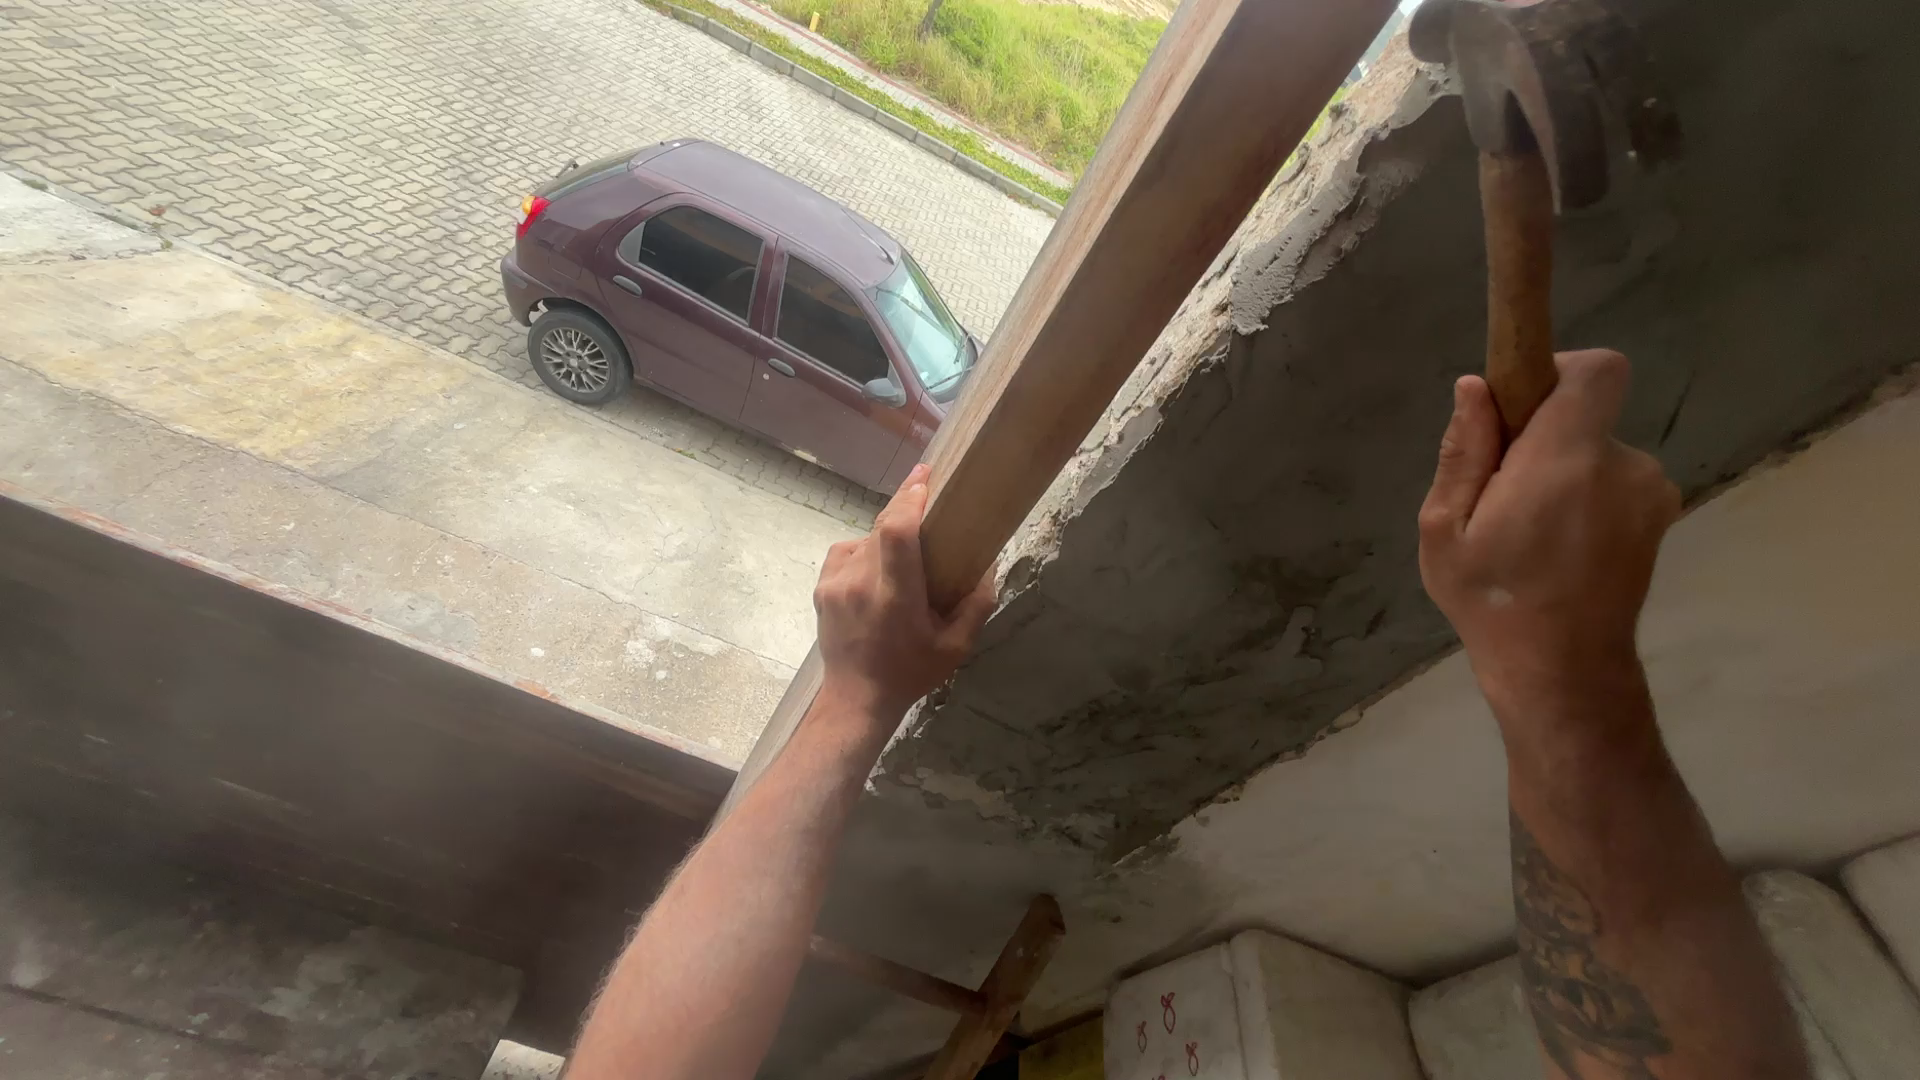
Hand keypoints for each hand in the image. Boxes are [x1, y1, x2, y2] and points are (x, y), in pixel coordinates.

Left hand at [813, 464, 996, 728]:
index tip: (925, 480)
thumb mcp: (956, 647)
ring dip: (886, 537)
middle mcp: (861, 583)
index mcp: (895, 597)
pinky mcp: (822, 587)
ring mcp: (836, 584)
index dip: (910, 500)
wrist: (855, 699)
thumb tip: (987, 563)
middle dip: (904, 505)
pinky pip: (847, 552)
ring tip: (903, 555)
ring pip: (866, 539)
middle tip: (924, 489)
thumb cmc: (910, 672)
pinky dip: (865, 551)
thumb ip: (976, 605)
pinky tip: (877, 571)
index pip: (896, 533)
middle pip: (882, 527)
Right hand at [1418, 350, 1680, 706]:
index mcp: (1565, 461)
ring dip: (1556, 471)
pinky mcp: (1658, 516)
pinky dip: (1580, 495)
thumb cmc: (1487, 594)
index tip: (1513, 406)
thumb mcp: (1443, 526)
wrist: (1559, 665)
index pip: (1595, 369)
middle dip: (1535, 438)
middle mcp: (1623, 465)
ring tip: (1519, 530)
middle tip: (1493, 497)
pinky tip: (1552, 544)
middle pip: (1583, 414)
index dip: (1555, 369)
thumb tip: (1474, 387)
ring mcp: (1651, 492)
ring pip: (1593, 450)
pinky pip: (1611, 480)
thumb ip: (1464, 452)